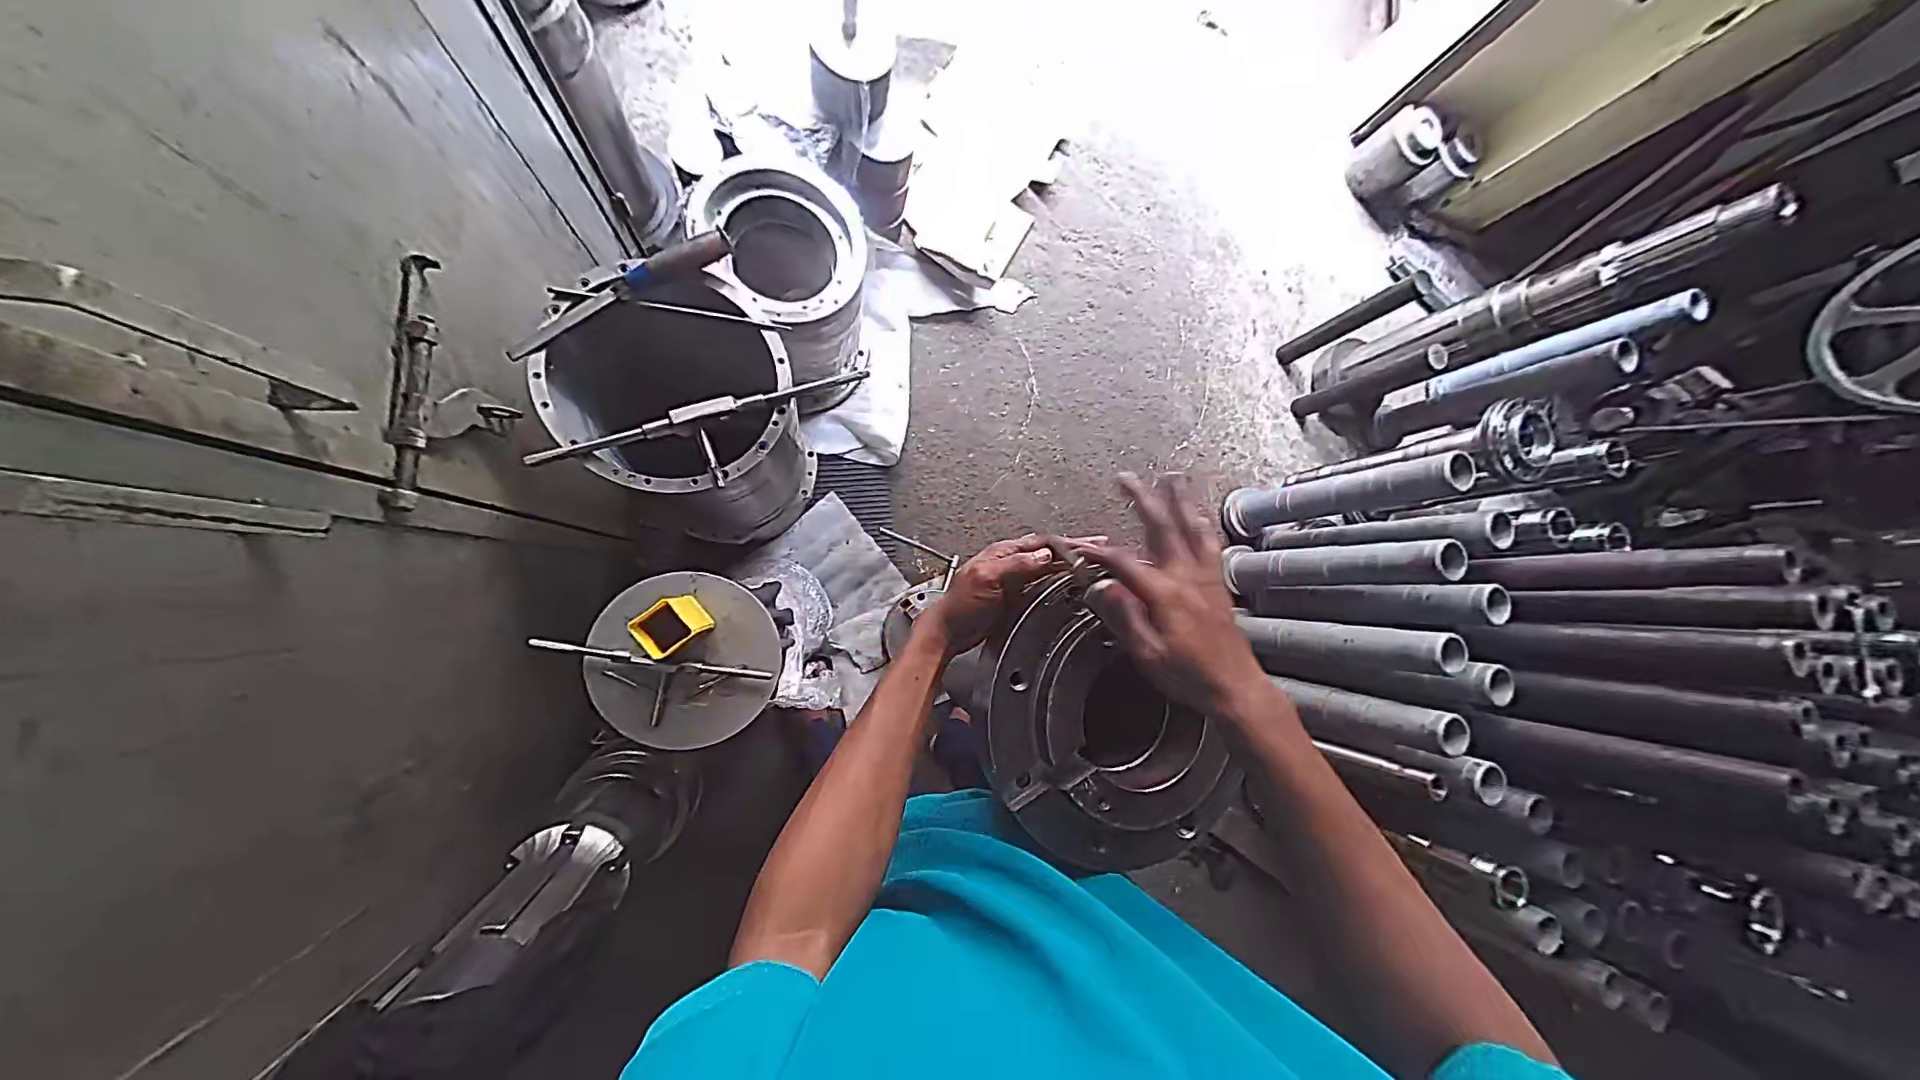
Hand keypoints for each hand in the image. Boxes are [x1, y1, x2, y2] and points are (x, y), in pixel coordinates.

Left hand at [919, 534, 1099, 657]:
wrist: (949, 631)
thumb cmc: (958, 605)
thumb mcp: (986, 578)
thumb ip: (1015, 565)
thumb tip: (1043, 554)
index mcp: (1003, 552)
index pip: (1042, 543)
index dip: (1067, 543)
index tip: (1089, 545)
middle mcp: (1011, 563)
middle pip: (1049, 552)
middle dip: (1075, 549)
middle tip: (1099, 548)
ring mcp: (1015, 580)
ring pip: (1049, 567)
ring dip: (1070, 563)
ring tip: (1092, 562)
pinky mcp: (1017, 598)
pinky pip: (1044, 585)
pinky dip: (1061, 581)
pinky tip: (1072, 584)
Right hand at [1076, 474, 1271, 718]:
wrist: (1235, 688)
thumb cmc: (1191, 676)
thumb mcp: (1147, 654)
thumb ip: (1124, 617)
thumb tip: (1103, 588)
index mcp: (1166, 595)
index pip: (1124, 562)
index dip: (1098, 552)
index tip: (1080, 547)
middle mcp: (1188, 580)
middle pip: (1162, 529)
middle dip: (1142, 500)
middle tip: (1128, 479)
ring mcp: (1206, 580)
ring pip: (1192, 529)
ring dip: (1179, 502)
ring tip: (1171, 480)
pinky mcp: (1218, 586)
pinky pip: (1211, 544)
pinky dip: (1203, 524)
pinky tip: (1200, 517)